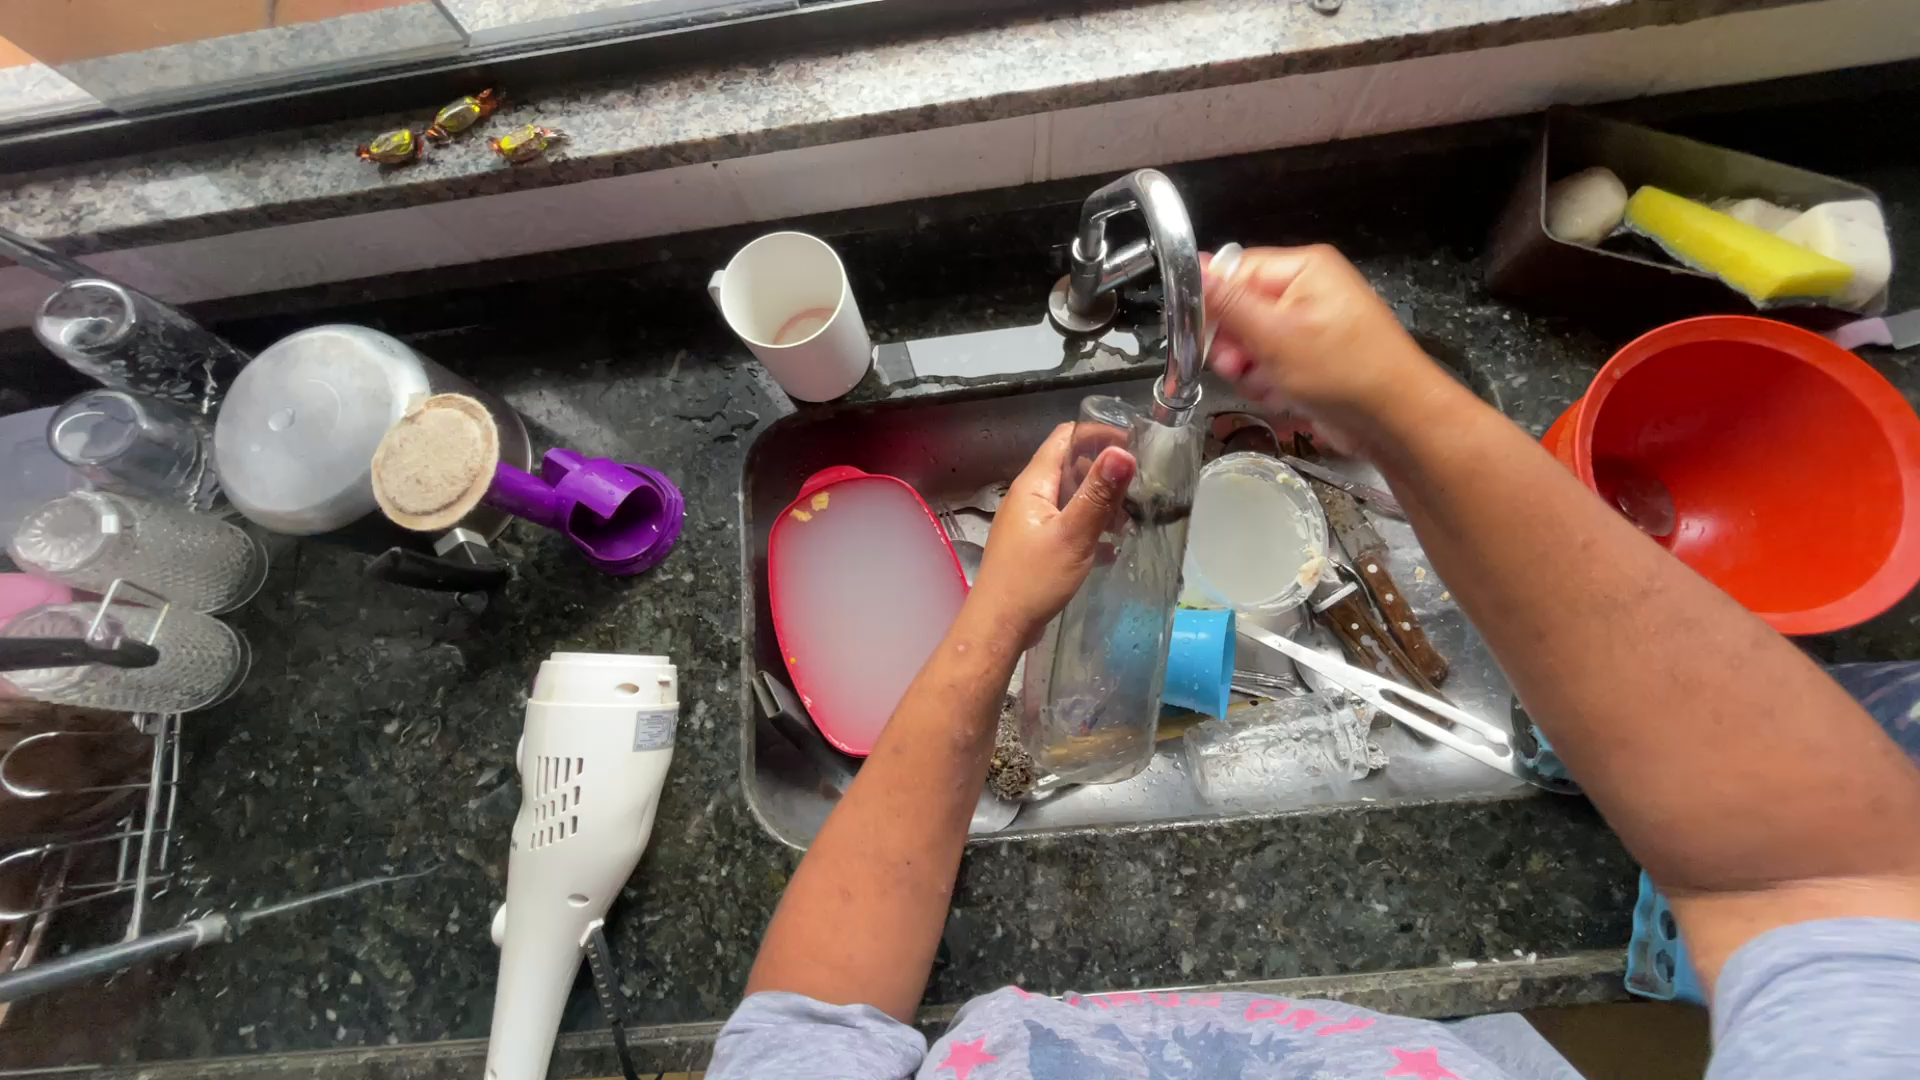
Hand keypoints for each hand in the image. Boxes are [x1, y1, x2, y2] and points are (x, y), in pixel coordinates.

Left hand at [967, 423, 1136, 638]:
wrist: (999, 625)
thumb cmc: (1033, 579)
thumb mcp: (1072, 535)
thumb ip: (1098, 494)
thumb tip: (1122, 452)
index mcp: (1033, 485)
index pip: (1064, 438)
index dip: (1098, 434)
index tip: (1133, 444)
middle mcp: (1029, 497)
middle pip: (1070, 468)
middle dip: (1104, 474)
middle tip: (1138, 490)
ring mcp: (1030, 523)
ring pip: (1070, 499)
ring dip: (1099, 505)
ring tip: (1127, 523)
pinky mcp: (1035, 546)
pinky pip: (1066, 526)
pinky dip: (1088, 530)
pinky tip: (1110, 548)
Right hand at [1205, 245, 1450, 452]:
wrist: (1391, 418)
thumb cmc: (1346, 371)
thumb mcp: (1275, 334)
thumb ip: (1229, 303)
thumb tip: (1196, 271)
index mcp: (1302, 270)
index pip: (1234, 271)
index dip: (1213, 304)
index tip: (1202, 333)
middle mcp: (1305, 292)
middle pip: (1237, 310)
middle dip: (1233, 345)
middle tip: (1239, 365)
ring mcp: (1306, 327)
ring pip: (1248, 344)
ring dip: (1248, 370)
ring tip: (1268, 384)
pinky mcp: (1307, 357)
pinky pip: (1267, 365)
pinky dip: (1267, 383)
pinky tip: (1281, 394)